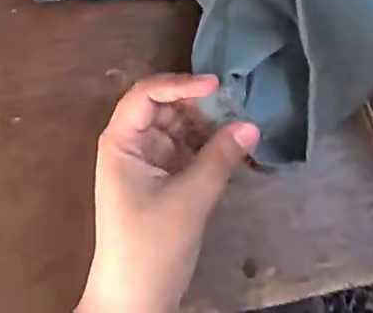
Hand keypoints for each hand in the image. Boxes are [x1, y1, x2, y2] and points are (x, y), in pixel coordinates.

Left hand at [78, 74, 259, 312]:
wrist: (133, 308)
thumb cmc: (150, 248)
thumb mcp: (189, 201)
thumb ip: (219, 159)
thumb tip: (251, 125)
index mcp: (121, 140)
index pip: (147, 93)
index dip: (180, 83)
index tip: (216, 84)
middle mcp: (130, 143)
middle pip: (164, 106)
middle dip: (198, 104)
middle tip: (234, 103)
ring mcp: (145, 161)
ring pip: (176, 127)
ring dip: (205, 124)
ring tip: (238, 122)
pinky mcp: (160, 180)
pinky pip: (183, 149)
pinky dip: (206, 146)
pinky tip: (231, 145)